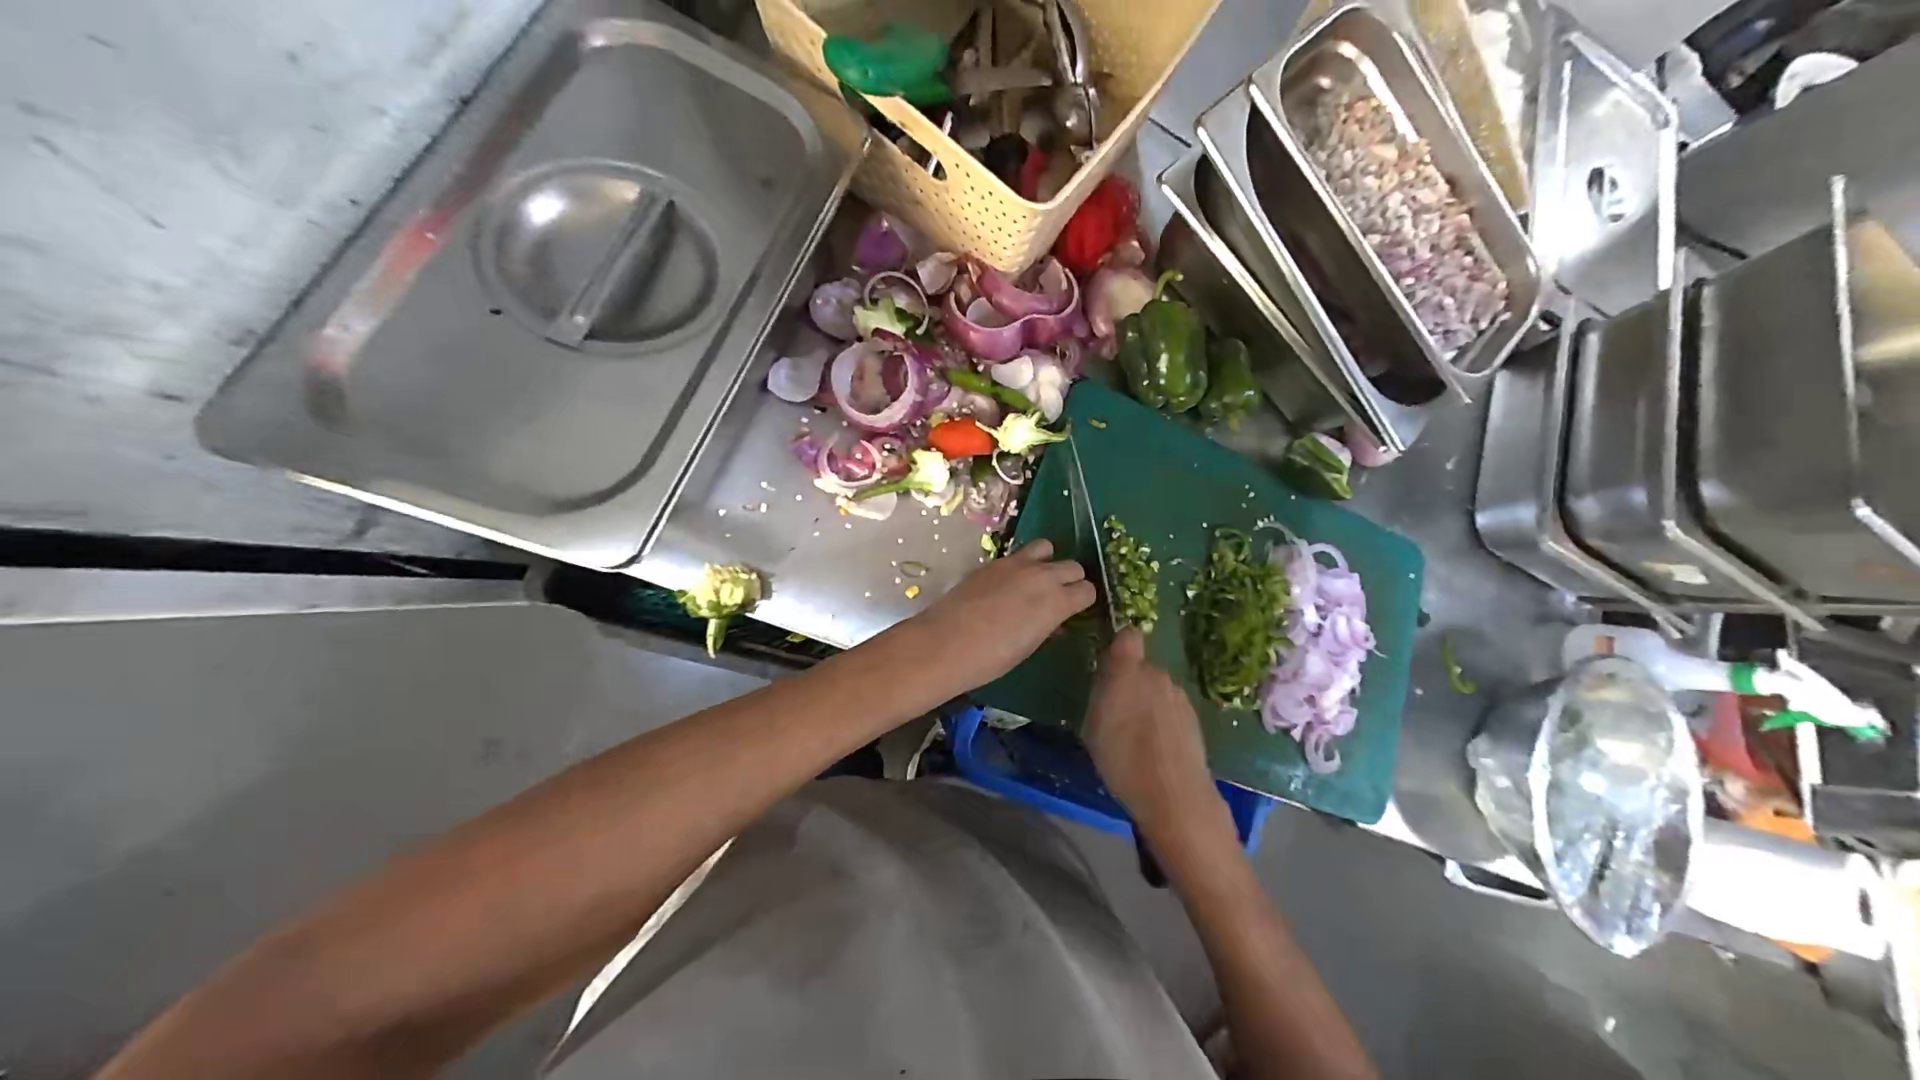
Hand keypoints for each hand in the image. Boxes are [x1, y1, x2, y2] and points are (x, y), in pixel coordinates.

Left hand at [905, 538, 1094, 692]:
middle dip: (1070, 580)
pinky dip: (1021, 565)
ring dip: (1047, 562)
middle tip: (1058, 597)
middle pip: (1072, 565)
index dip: (1083, 601)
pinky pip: (1018, 555)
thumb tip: (1053, 620)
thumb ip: (1047, 625)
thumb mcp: (1029, 646)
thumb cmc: (992, 658)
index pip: (1087, 590)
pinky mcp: (992, 561)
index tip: (1074, 611)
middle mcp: (1042, 575)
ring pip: (1046, 548)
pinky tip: (1007, 585)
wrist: (946, 643)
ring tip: (1035, 581)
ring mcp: (1015, 563)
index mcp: (1057, 601)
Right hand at [1084, 628, 1234, 847]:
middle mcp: (1156, 674)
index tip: (1110, 666)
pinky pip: (1171, 709)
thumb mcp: (1092, 726)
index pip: (1128, 636)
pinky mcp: (1194, 717)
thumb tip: (1108, 683)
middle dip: (1131, 683)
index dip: (1120, 646)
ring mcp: (1179, 696)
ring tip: (1138, 737)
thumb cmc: (1121, 759)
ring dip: (1148, 703)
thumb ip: (1101, 694)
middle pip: (1142, 667)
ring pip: (1158, 689)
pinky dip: (1164, 721)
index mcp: (1126, 671)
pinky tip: (1157, 748)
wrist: (1173, 795)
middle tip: (1118, 713)